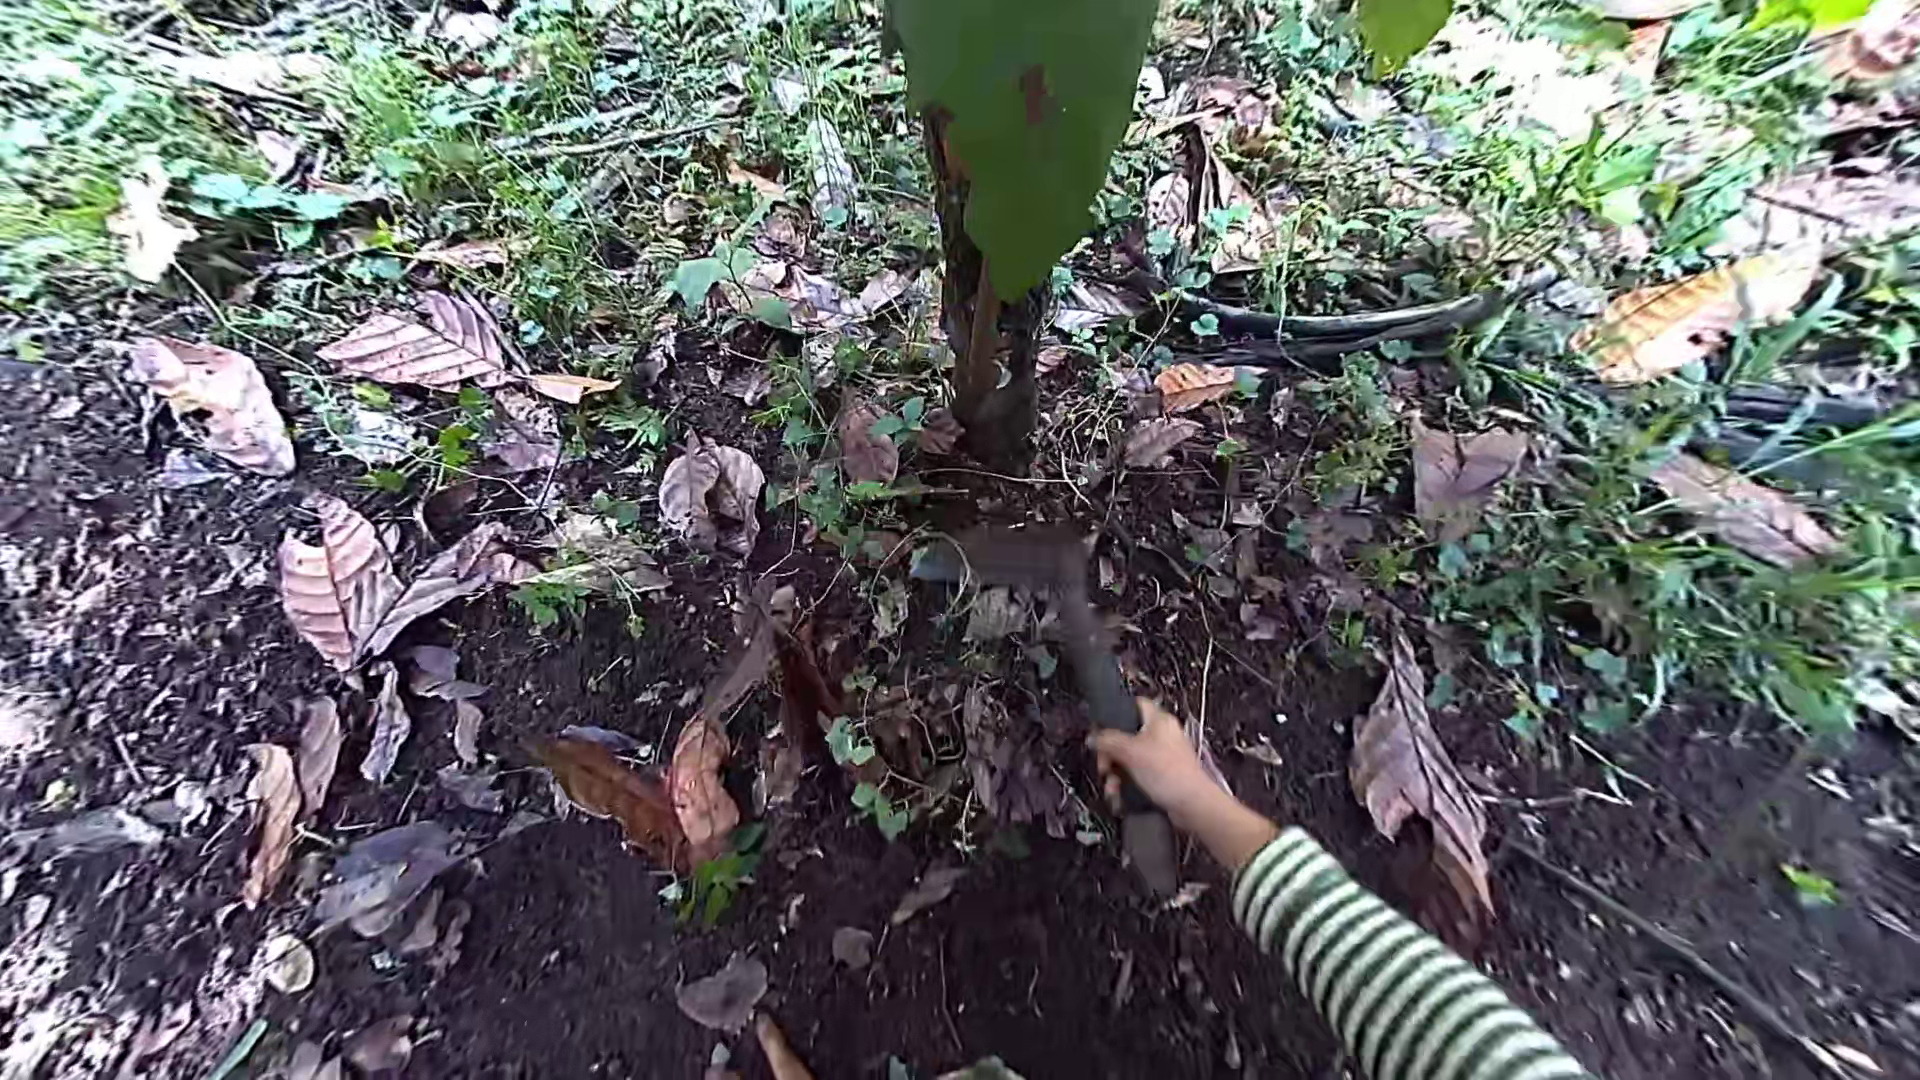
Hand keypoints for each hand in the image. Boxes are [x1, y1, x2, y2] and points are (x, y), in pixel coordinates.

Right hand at [1088, 698, 1218, 828]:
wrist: (1193, 806)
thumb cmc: (1170, 773)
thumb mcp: (1131, 751)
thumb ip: (1108, 741)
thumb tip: (1093, 737)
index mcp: (1159, 720)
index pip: (1134, 704)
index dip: (1115, 713)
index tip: (1101, 728)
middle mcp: (1162, 735)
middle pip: (1126, 735)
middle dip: (1111, 753)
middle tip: (1105, 765)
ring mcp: (1163, 756)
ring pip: (1130, 758)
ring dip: (1116, 773)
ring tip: (1112, 786)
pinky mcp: (1163, 775)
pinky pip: (1137, 774)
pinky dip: (1127, 784)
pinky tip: (1120, 795)